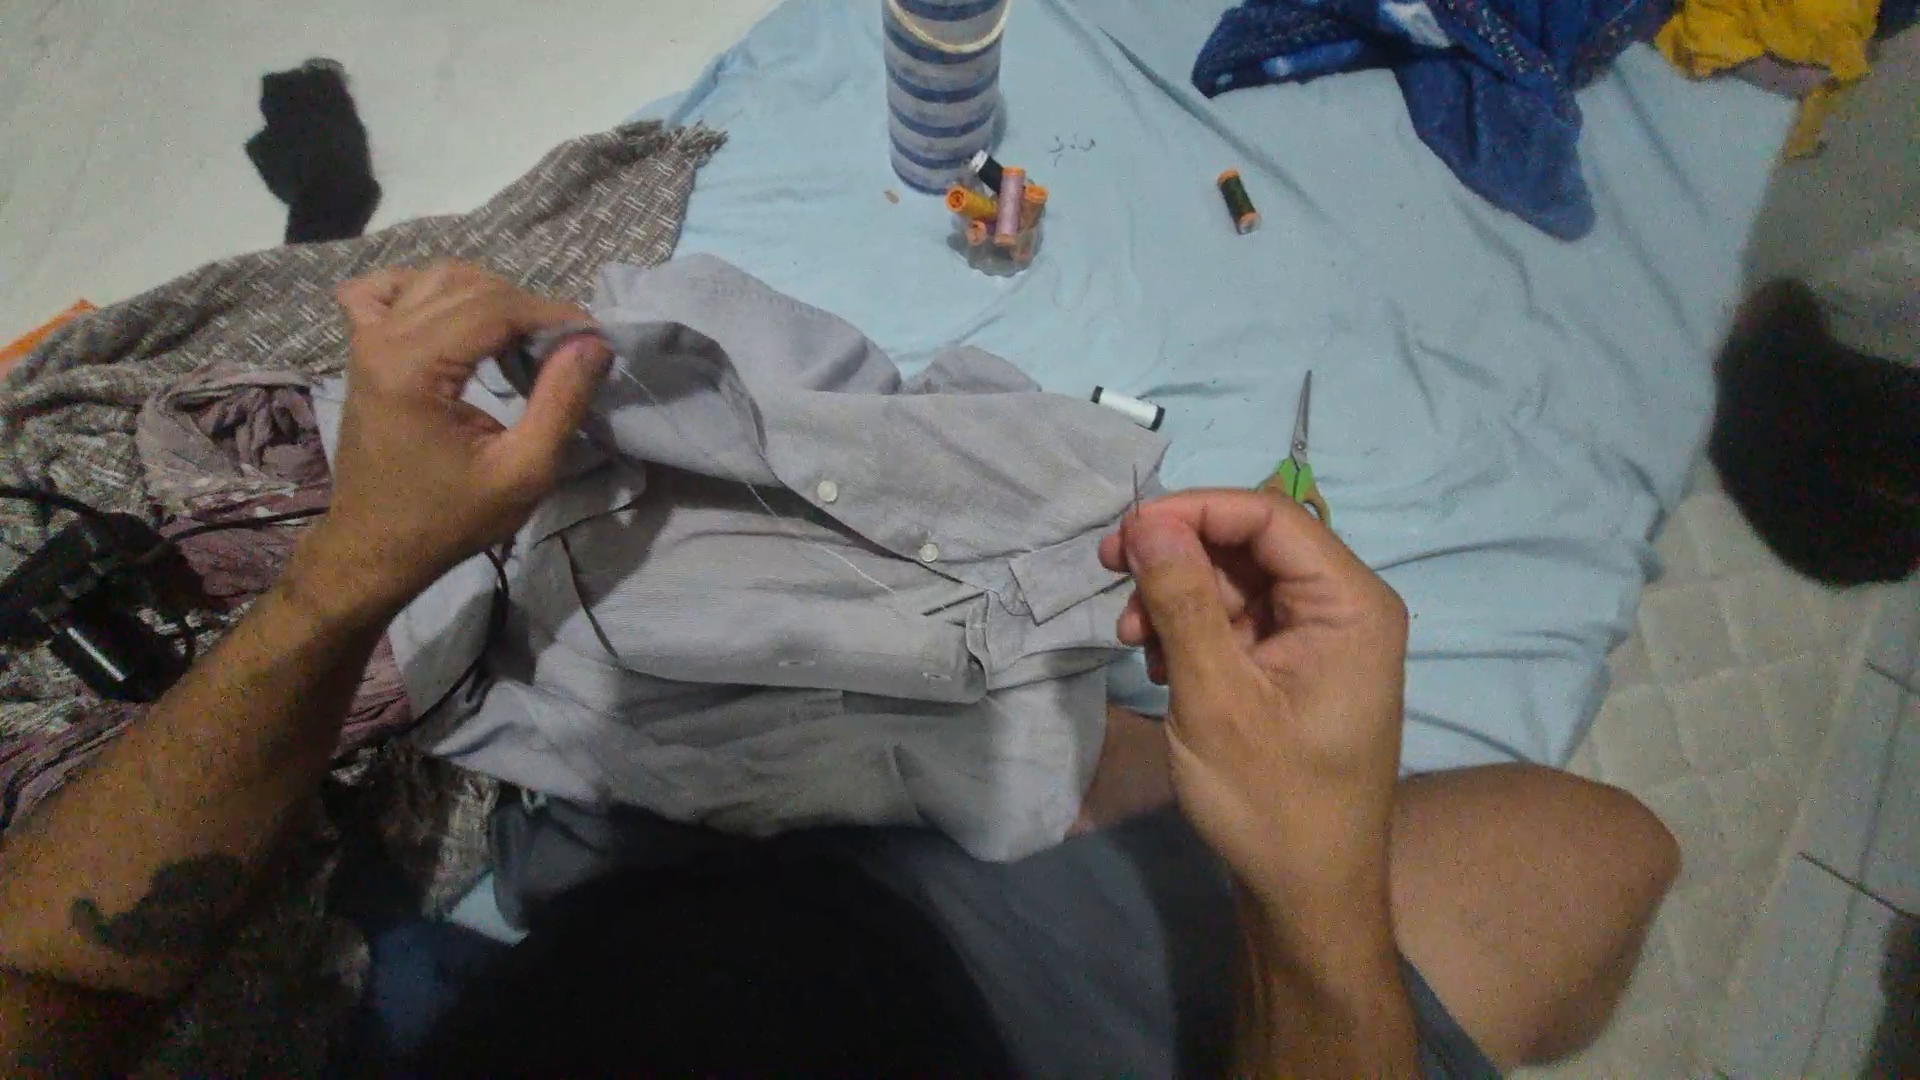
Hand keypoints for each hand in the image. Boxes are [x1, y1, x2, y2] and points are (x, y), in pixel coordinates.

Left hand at [295, 260, 610, 619]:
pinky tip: (460, 318)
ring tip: (529, 338)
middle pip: (470, 286)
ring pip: (437, 279)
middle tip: (571, 347)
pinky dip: (430, 291)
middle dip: (531, 307)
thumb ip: (562, 401)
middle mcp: (380, 338)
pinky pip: (389, 290)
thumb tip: (594, 343)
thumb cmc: (455, 515)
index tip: (597, 338)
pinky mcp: (362, 347)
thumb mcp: (527, 469)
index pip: (495, 308)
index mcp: (413, 367)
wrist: (381, 543)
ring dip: (493, 297)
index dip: (554, 314)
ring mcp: (364, 337)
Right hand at [1098, 490, 1408, 918]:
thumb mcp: (1215, 696)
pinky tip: (1162, 665)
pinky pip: (1230, 617)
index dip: (1193, 511)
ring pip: (1229, 579)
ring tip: (1135, 643)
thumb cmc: (1269, 800)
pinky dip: (1187, 629)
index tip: (1126, 533)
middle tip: (1114, 578)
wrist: (1301, 890)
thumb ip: (1181, 601)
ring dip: (1173, 599)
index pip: (1269, 517)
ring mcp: (1314, 634)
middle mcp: (1340, 607)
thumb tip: (1145, 522)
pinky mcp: (1287, 660)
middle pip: (1246, 544)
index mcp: (1350, 605)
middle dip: (1175, 559)